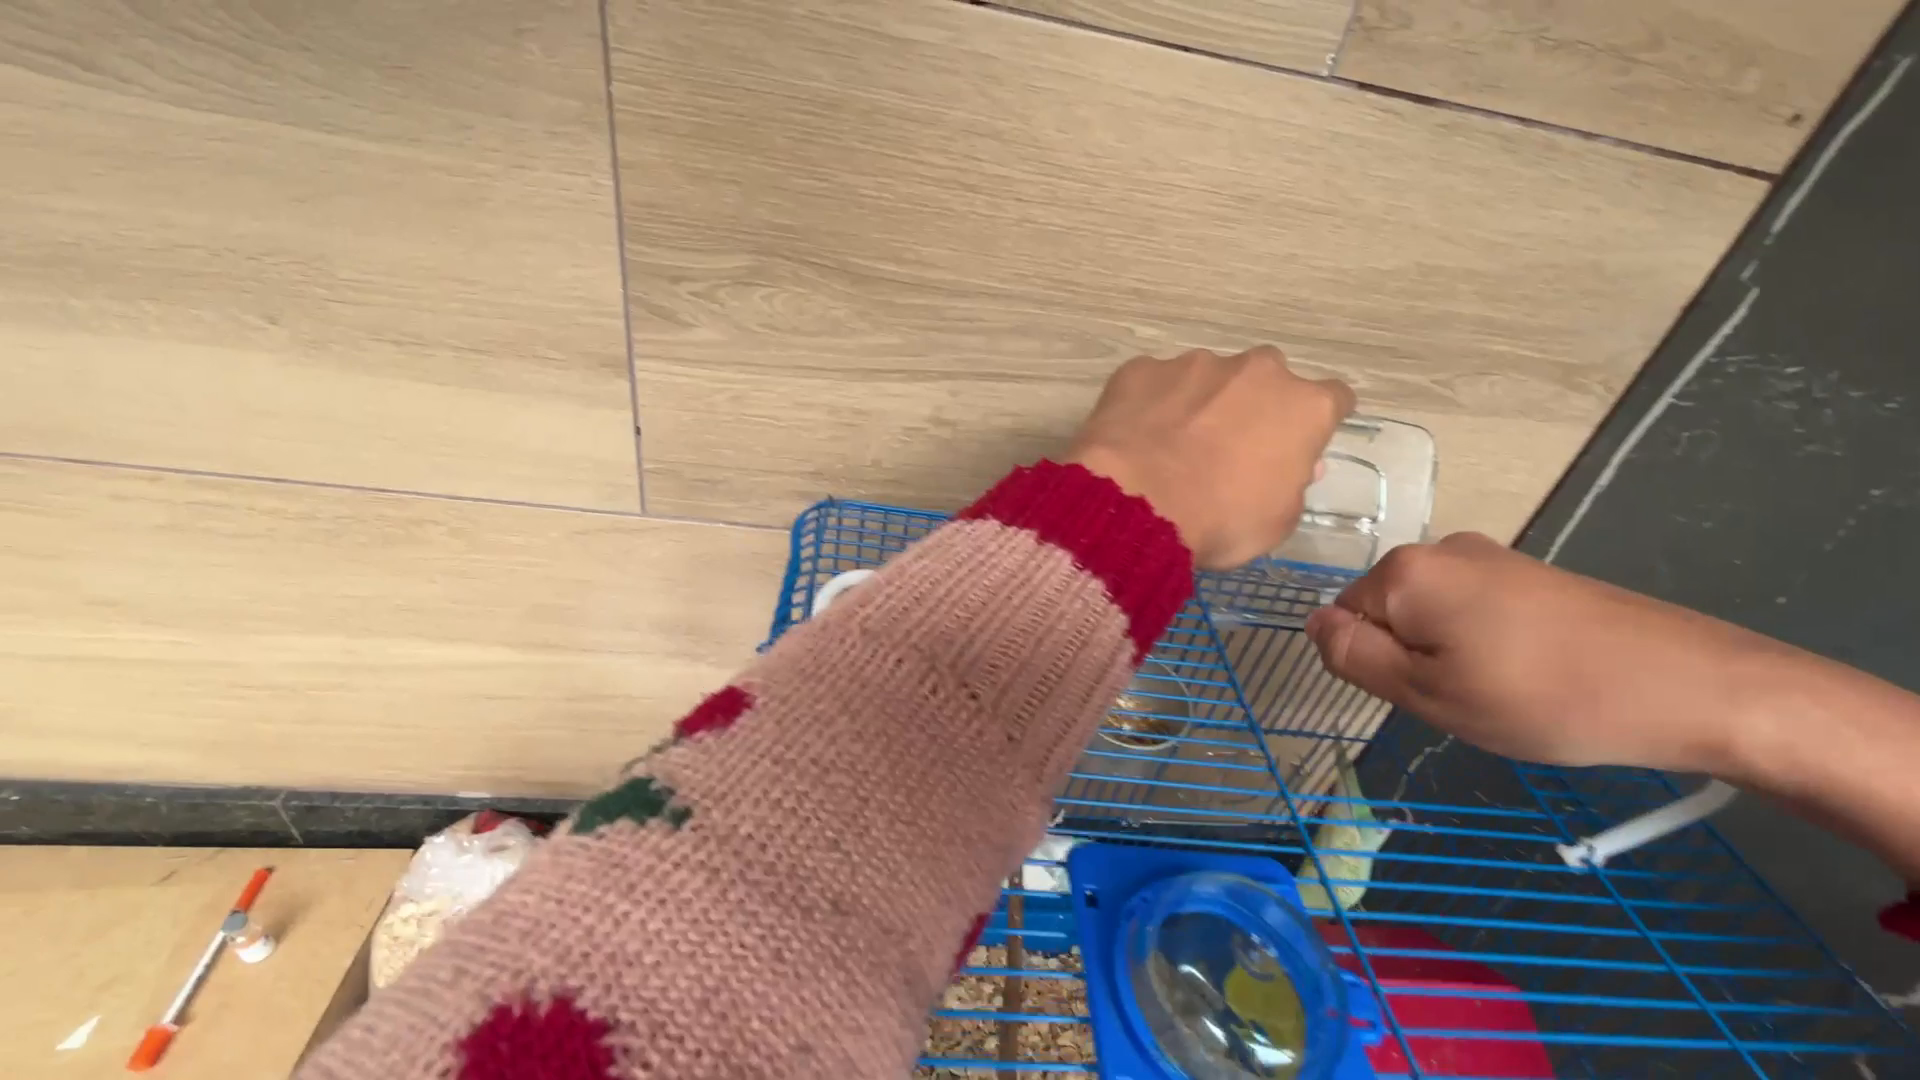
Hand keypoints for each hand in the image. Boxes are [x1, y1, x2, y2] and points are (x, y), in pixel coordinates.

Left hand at [1067, 347, 1353, 569]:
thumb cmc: (1220, 520)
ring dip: (1199, 403)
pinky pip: (1154, 384)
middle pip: (1266, 379)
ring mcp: (1195, 363)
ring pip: (1207, 378)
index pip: (1333, 399)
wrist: (1136, 505)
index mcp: (1304, 406)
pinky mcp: (1142, 369)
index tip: (1301, 442)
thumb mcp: (1277, 521)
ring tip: (1171, 446)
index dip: (1316, 421)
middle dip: (1253, 405)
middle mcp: (1256, 370)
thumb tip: (1297, 463)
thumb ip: (1293, 482)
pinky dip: (1150, 405)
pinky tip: (1136, 438)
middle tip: (1228, 447)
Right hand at [1304, 532, 1797, 772]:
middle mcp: (1442, 548)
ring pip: (1429, 615)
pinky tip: (1531, 673)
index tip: (1428, 692)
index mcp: (1406, 571)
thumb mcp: (1428, 693)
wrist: (1692, 687)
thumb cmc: (1543, 698)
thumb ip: (1353, 657)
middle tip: (1463, 697)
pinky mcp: (1531, 573)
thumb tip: (1313, 623)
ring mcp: (1491, 557)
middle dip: (1410, 657)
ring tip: (1504, 690)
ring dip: (1448, 654)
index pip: (1342, 619)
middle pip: (1386, 612)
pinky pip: (1471, 610)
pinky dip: (1484, 644)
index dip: (1375, 664)